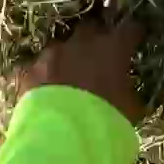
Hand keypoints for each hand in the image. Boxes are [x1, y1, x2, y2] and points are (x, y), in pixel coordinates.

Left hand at [17, 17, 146, 124]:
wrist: (62, 135)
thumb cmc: (106, 119)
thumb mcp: (130, 109)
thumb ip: (128, 92)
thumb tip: (128, 92)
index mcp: (112, 49)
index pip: (129, 29)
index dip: (132, 33)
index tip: (134, 38)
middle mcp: (81, 44)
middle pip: (90, 27)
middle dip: (95, 36)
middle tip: (99, 53)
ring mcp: (51, 54)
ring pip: (60, 47)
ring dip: (66, 57)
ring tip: (67, 76)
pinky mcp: (29, 70)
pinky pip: (36, 68)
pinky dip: (41, 76)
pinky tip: (43, 90)